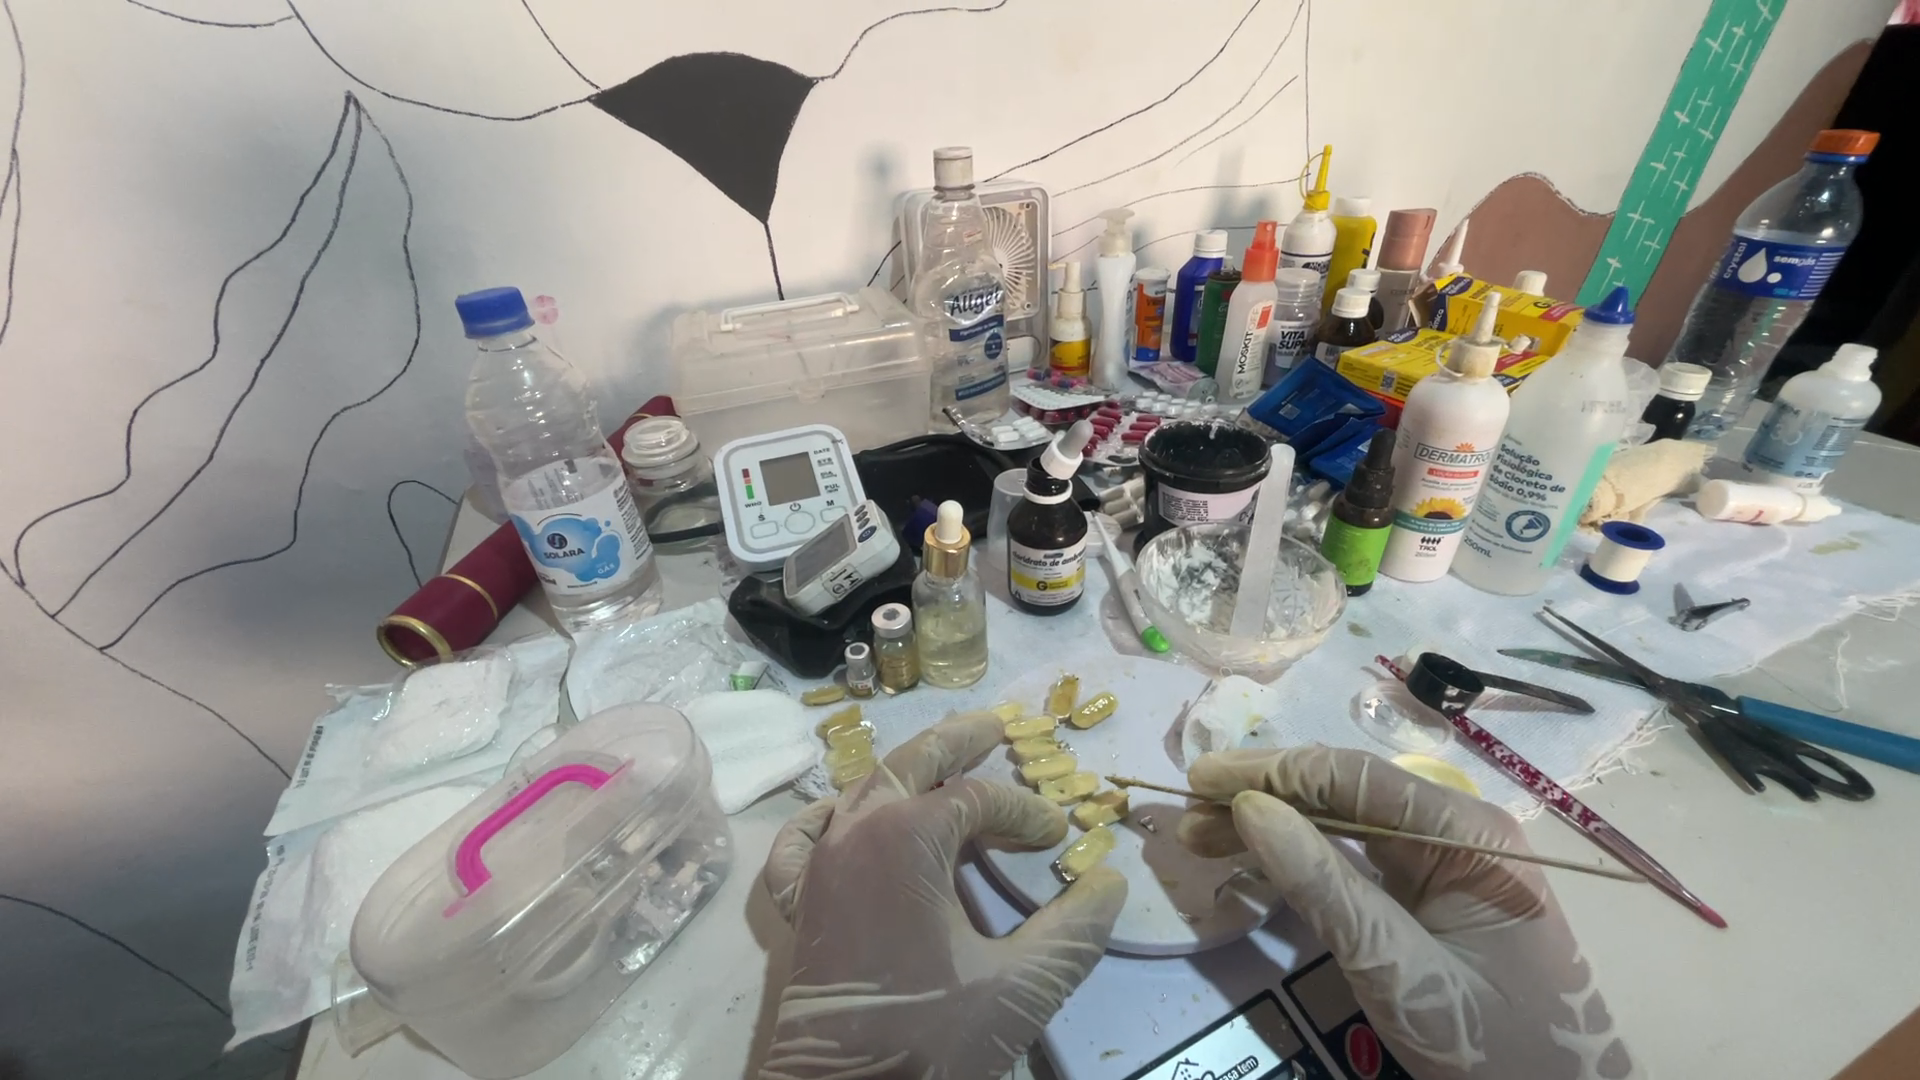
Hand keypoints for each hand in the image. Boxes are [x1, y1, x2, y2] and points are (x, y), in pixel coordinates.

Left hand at [760, 712, 1126, 1078]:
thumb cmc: (929, 1041)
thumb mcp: (1019, 988)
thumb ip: (1073, 932)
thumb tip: (1111, 883)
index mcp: (907, 838)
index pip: (976, 799)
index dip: (1022, 810)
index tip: (1056, 833)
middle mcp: (858, 831)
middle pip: (913, 760)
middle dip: (958, 739)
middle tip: (996, 724)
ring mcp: (820, 861)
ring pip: (864, 788)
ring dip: (907, 769)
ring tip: (942, 759)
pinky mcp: (800, 898)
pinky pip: (801, 839)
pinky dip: (823, 818)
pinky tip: (839, 815)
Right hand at [1178, 746, 1637, 1079]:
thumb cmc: (1495, 1052)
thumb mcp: (1399, 971)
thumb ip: (1323, 885)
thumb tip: (1248, 808)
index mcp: (1464, 831)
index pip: (1349, 775)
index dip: (1267, 771)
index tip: (1200, 779)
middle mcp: (1449, 826)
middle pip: (1334, 788)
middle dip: (1257, 797)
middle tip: (1189, 813)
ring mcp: (1435, 854)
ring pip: (1331, 815)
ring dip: (1264, 822)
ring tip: (1199, 835)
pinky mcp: (1419, 883)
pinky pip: (1343, 850)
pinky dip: (1290, 851)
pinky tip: (1244, 852)